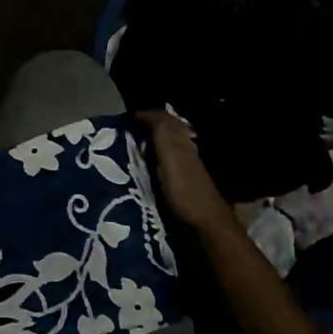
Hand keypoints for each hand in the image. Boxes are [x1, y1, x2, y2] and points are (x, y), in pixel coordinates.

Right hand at [135, 110, 232, 232]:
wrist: (206, 221)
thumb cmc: (185, 190)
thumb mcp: (170, 158)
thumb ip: (162, 135)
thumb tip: (150, 112)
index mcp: (180, 141)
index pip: (163, 119)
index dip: (146, 115)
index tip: (126, 118)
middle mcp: (186, 148)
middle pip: (169, 128)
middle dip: (150, 123)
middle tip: (130, 127)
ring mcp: (187, 164)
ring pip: (170, 142)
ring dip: (155, 137)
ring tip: (137, 141)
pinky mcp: (185, 178)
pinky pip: (170, 156)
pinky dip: (158, 153)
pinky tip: (150, 162)